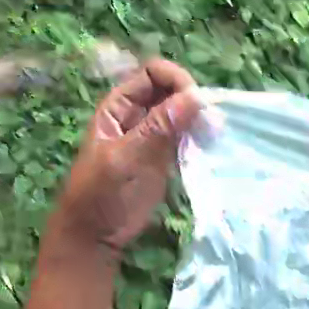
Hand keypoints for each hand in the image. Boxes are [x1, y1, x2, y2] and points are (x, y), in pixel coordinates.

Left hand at [52, 58, 201, 254]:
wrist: (94, 236)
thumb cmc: (99, 195)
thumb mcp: (124, 159)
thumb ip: (156, 129)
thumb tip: (193, 96)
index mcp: (118, 106)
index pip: (151, 73)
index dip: (174, 79)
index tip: (195, 100)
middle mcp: (136, 114)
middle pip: (170, 88)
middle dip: (191, 98)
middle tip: (211, 121)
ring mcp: (152, 134)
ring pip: (180, 111)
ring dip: (199, 117)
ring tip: (214, 133)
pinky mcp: (164, 155)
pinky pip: (185, 134)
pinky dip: (199, 135)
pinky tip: (210, 144)